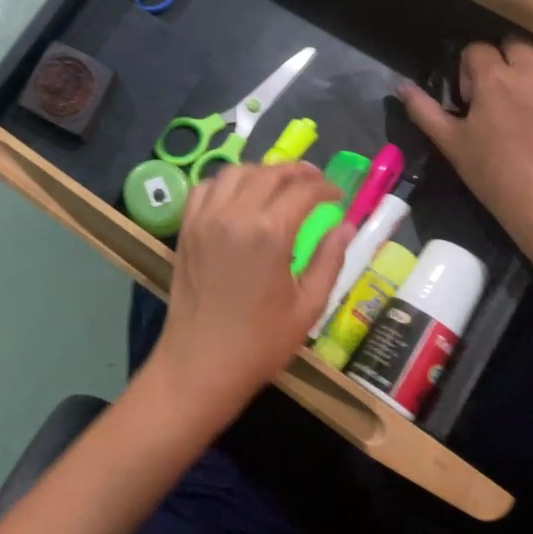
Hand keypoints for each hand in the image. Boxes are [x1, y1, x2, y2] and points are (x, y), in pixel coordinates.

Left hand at [150, 163, 353, 413]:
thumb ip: (329, 260)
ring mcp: (205, 218)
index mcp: (269, 233)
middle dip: (296, 171)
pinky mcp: (187, 227)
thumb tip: (345, 227)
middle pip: (269, 173)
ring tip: (279, 184)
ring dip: (261, 171)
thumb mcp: (307, 306)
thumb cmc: (261, 342)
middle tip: (314, 181)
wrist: (202, 362)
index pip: (302, 192)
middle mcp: (234, 214)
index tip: (338, 194)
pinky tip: (239, 195)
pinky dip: (225, 182)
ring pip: (234, 172)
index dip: (325, 187)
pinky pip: (204, 188)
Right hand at [398, 38, 532, 272]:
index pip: (477, 49)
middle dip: (504, 59)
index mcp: (495, 79)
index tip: (469, 97)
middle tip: (498, 92)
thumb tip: (402, 87)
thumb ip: (424, 110)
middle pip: (517, 44)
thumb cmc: (496, 176)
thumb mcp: (451, 144)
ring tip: (527, 113)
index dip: (468, 69)